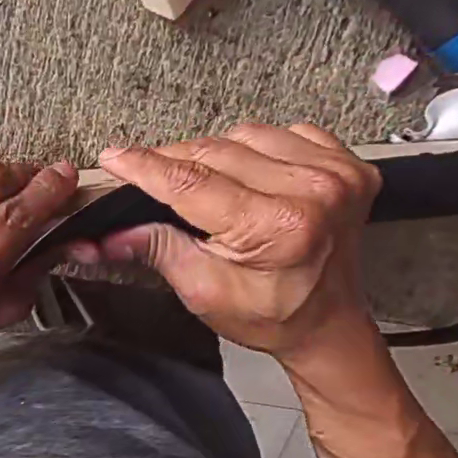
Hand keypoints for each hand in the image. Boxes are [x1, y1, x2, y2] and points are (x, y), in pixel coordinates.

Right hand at [77, 122, 380, 363]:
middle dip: (172, 161)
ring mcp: (334, 171)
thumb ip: (158, 250)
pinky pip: (280, 133)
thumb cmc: (275, 315)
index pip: (190, 180)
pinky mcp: (344, 163)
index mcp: (276, 226)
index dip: (145, 166)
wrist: (329, 324)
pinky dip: (254, 148)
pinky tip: (249, 175)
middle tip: (149, 176)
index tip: (116, 157)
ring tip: (207, 186)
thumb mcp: (204, 292)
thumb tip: (113, 233)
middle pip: (214, 151)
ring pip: (242, 136)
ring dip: (213, 154)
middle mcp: (312, 189)